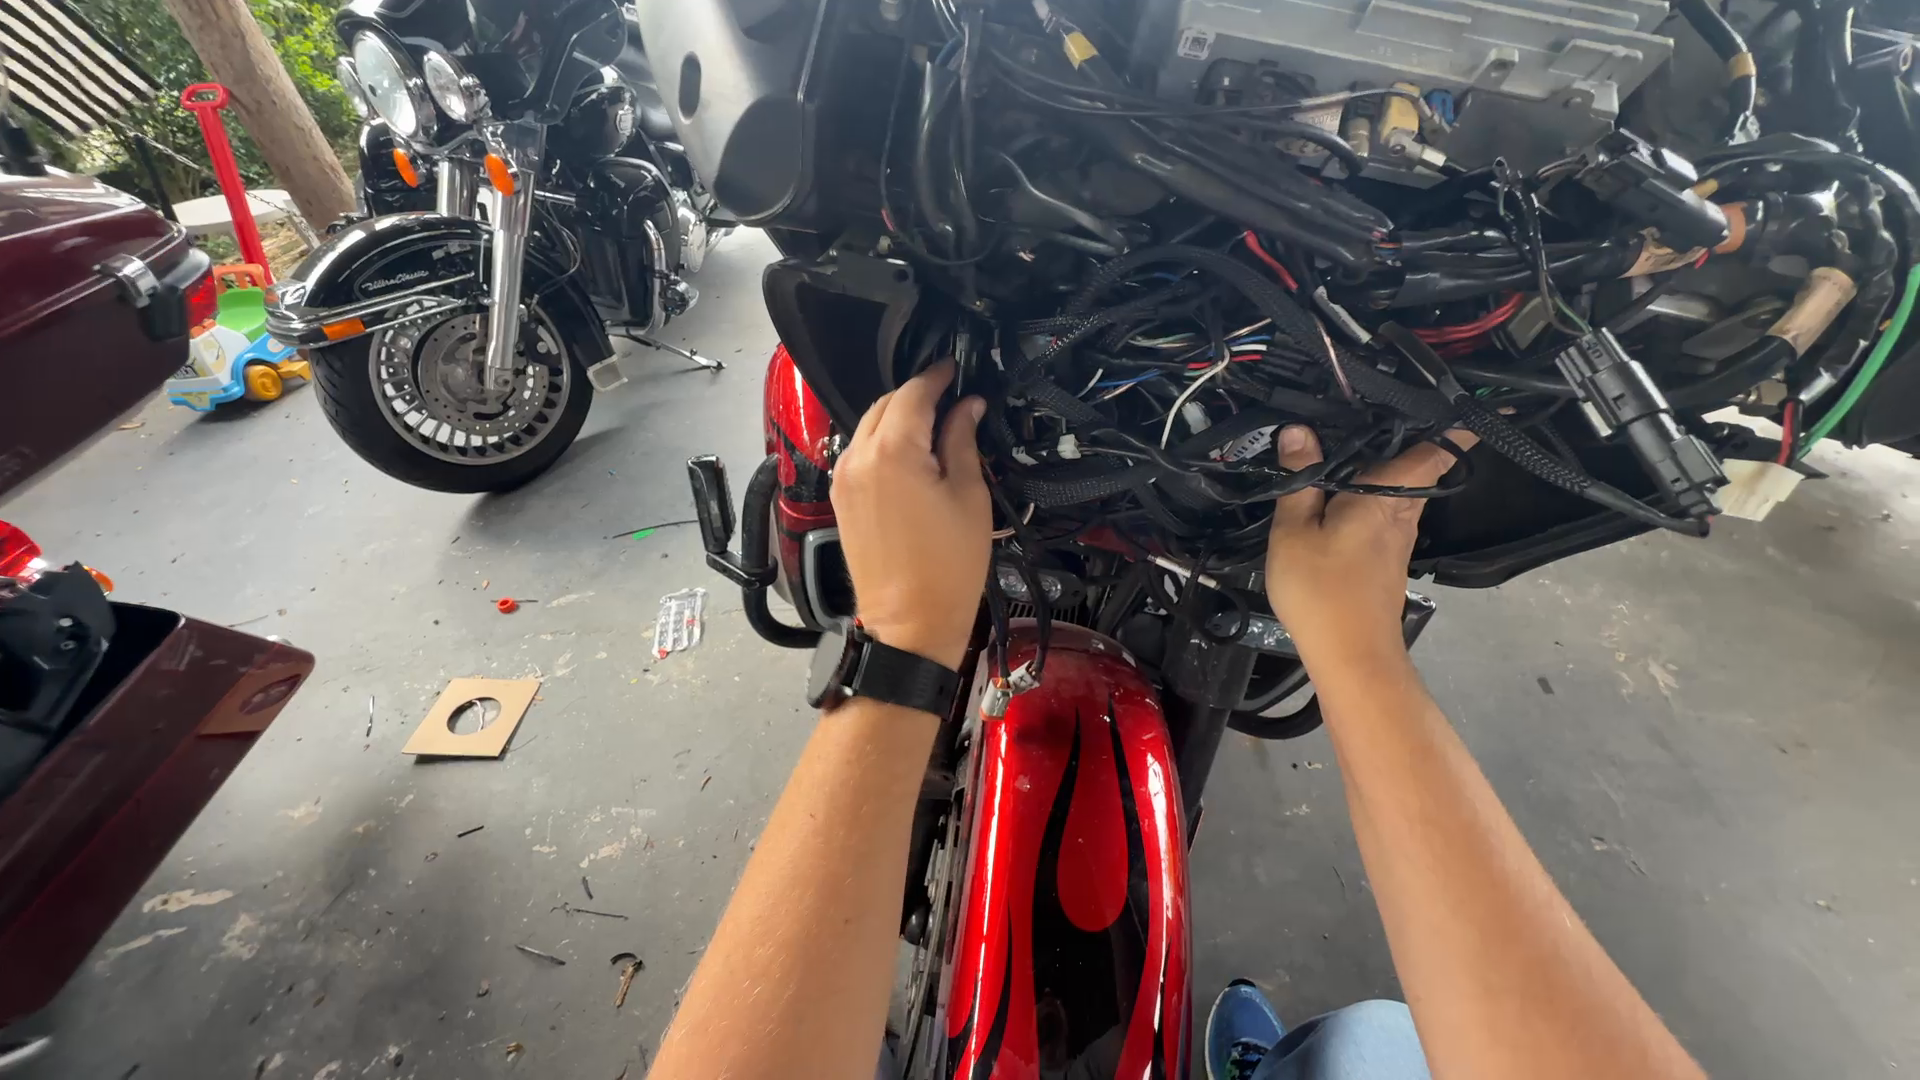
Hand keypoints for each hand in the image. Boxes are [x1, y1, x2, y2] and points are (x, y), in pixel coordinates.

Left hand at [831, 361, 990, 671]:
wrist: (909, 621)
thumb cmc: (948, 566)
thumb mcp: (969, 495)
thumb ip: (962, 441)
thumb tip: (966, 407)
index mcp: (894, 451)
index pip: (913, 393)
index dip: (937, 376)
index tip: (955, 368)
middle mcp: (859, 458)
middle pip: (885, 405)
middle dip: (916, 395)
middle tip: (950, 397)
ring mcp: (843, 479)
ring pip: (868, 427)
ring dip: (896, 418)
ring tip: (932, 426)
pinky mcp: (840, 499)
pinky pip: (859, 453)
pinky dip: (881, 443)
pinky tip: (908, 454)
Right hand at [1265, 424, 1476, 672]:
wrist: (1349, 654)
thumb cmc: (1321, 590)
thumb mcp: (1293, 531)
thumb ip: (1299, 481)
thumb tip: (1300, 431)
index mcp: (1385, 498)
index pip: (1435, 452)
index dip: (1459, 426)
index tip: (1483, 402)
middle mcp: (1402, 515)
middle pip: (1414, 469)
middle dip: (1406, 440)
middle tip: (1381, 410)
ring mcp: (1397, 541)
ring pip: (1398, 492)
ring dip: (1384, 470)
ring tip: (1350, 449)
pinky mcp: (1386, 560)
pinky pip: (1383, 513)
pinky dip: (1370, 496)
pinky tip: (1341, 498)